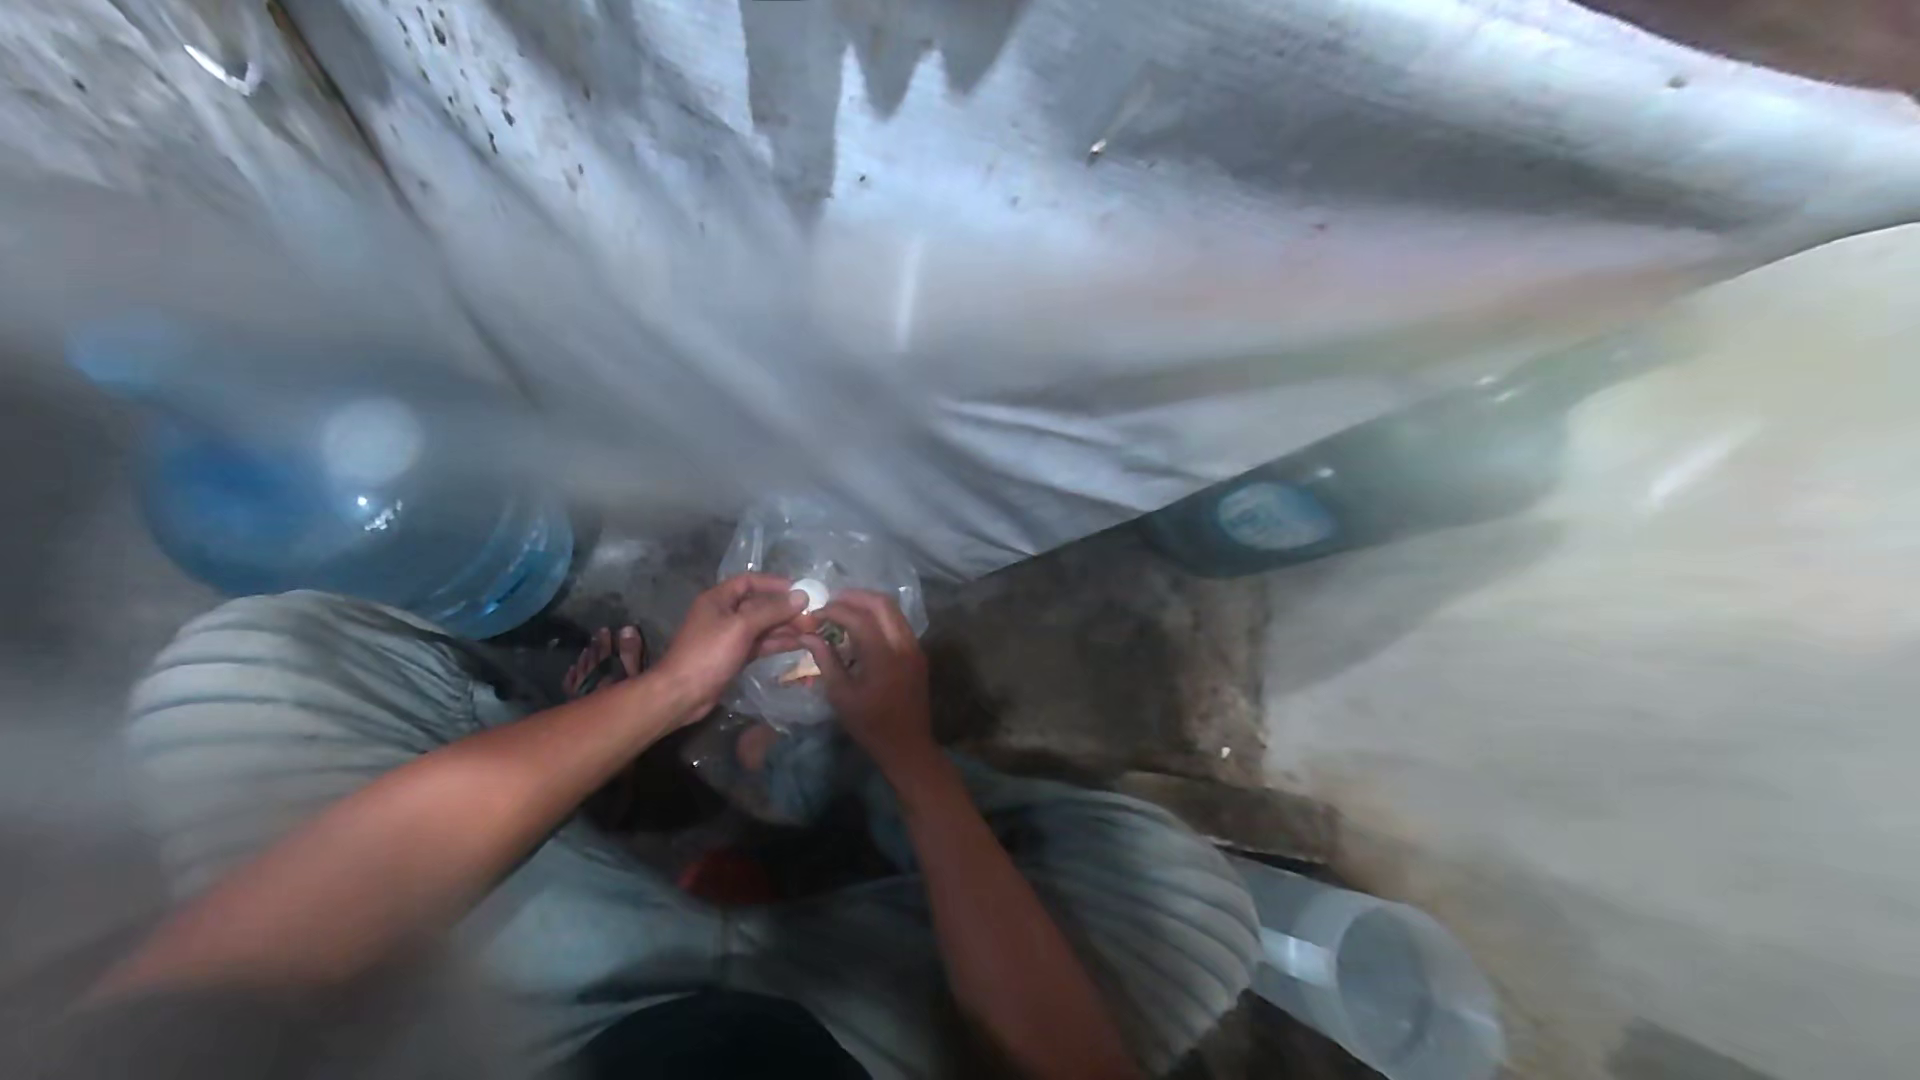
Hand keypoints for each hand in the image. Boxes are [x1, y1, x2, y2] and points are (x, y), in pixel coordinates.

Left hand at [656, 574, 808, 720]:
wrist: (681, 695)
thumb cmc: (708, 654)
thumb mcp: (741, 627)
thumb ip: (772, 610)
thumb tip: (802, 596)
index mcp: (718, 599)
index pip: (749, 582)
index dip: (774, 583)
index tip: (799, 589)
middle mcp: (724, 614)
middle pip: (760, 605)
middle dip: (786, 609)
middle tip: (812, 614)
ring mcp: (730, 636)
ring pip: (763, 626)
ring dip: (786, 626)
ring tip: (812, 629)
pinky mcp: (735, 656)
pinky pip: (761, 643)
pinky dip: (778, 642)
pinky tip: (799, 643)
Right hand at [799, 590, 934, 771]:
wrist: (907, 745)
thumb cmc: (869, 725)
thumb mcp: (841, 695)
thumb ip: (825, 660)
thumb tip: (807, 635)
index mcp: (883, 656)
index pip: (858, 618)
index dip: (834, 610)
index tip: (816, 613)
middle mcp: (903, 644)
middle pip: (882, 603)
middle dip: (855, 597)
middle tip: (831, 602)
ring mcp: (914, 647)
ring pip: (893, 610)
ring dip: (868, 604)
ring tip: (844, 610)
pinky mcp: (918, 652)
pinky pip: (898, 623)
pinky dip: (879, 617)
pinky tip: (861, 626)